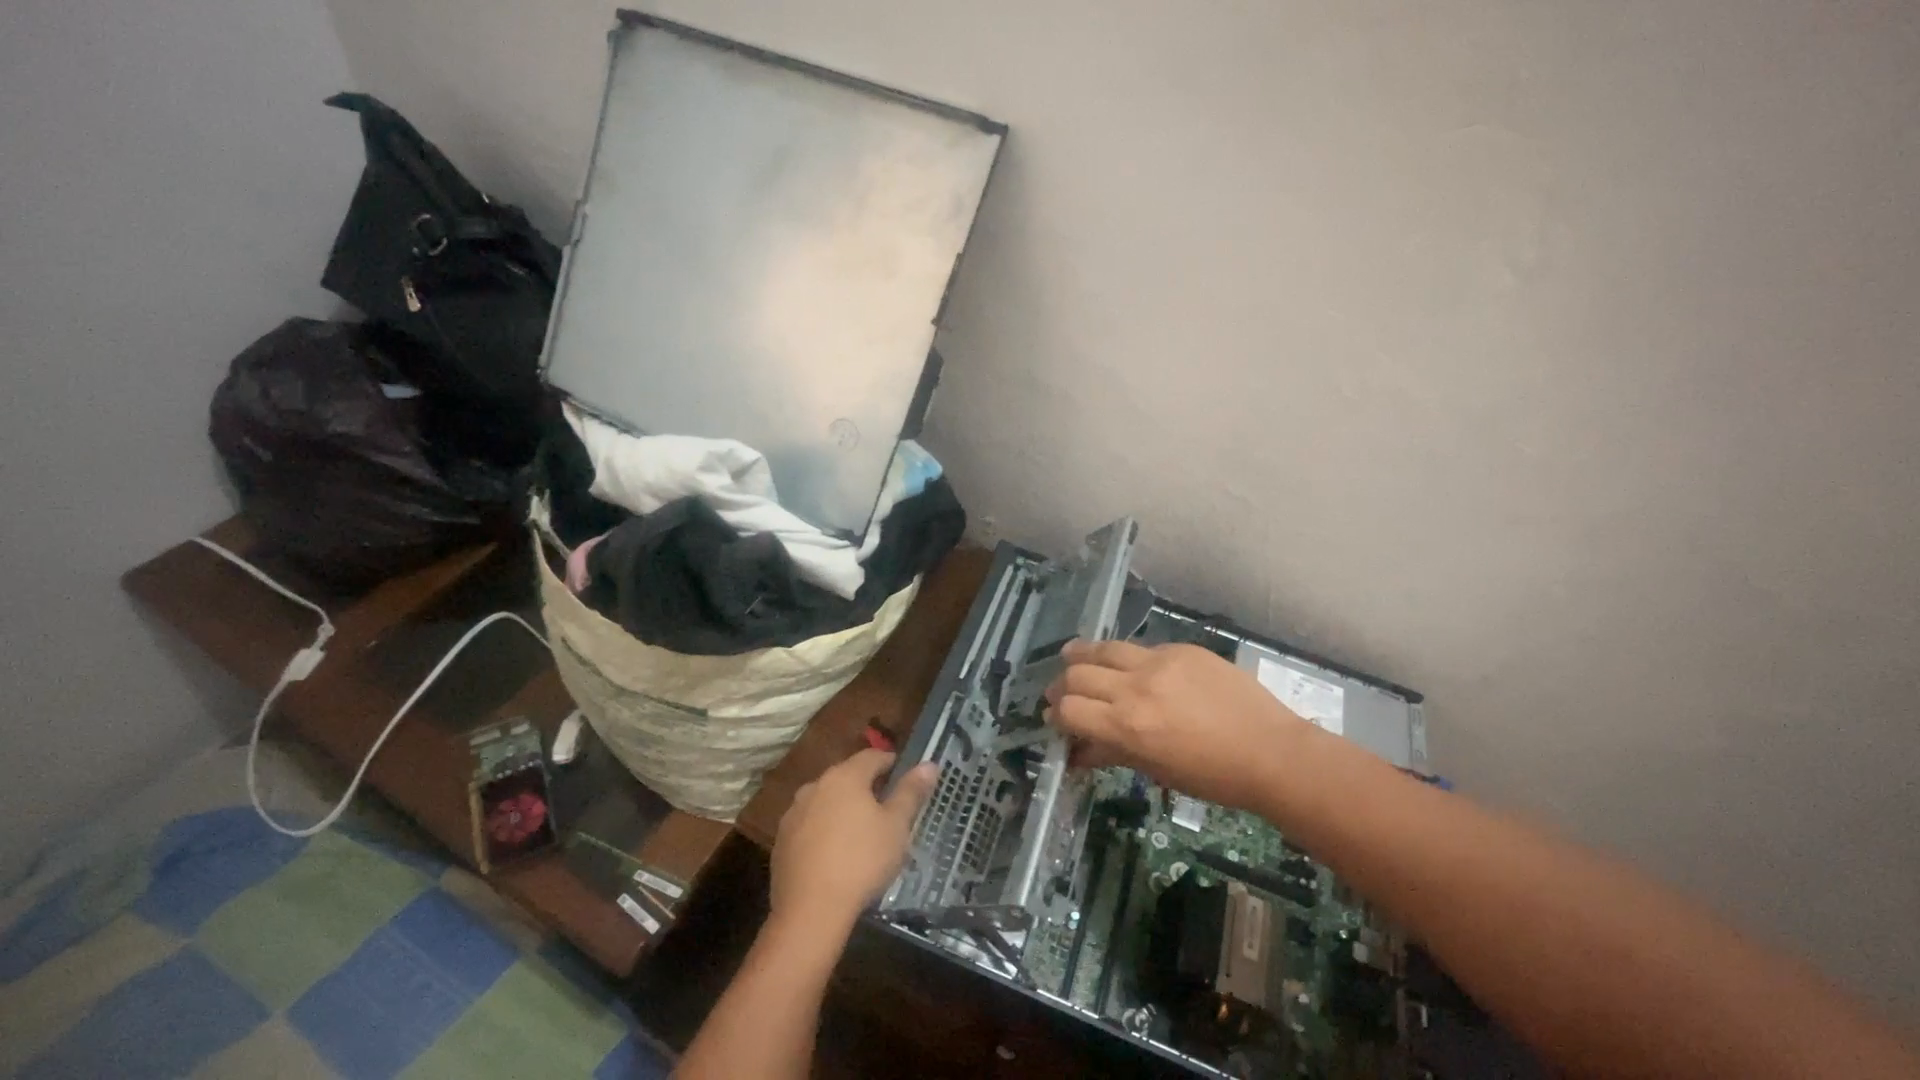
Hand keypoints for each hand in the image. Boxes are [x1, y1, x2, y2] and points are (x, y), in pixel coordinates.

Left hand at [771, 748, 937, 929]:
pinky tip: (835, 853)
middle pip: (846, 777)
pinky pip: (809, 826)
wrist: (811, 909)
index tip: (903, 774)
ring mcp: (793, 814)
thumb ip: (910, 792)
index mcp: (844, 777)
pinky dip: (824, 830)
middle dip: (866, 786)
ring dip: (842, 809)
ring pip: (825, 801)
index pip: (871, 757)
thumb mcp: (896, 827)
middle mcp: (814, 787)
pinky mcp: (781, 841)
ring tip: (860, 832)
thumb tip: (929, 764)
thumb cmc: (862, 860)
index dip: (890, 762)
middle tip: (886, 806)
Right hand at [1044, 639, 1315, 810]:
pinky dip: (1124, 658)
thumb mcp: (1155, 770)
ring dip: (1081, 656)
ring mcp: (1160, 662)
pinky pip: (1140, 648)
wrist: (1271, 752)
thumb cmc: (1212, 776)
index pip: (1069, 709)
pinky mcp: (1183, 649)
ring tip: (1073, 659)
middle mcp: (1136, 687)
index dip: (1056, 715)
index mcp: (1128, 725)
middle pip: (1076, 674)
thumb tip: (1077, 753)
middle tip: (1061, 695)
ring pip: (1103, 648)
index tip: (1056, 720)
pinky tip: (1128, 667)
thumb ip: (1111, 753)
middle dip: (1060, 686)